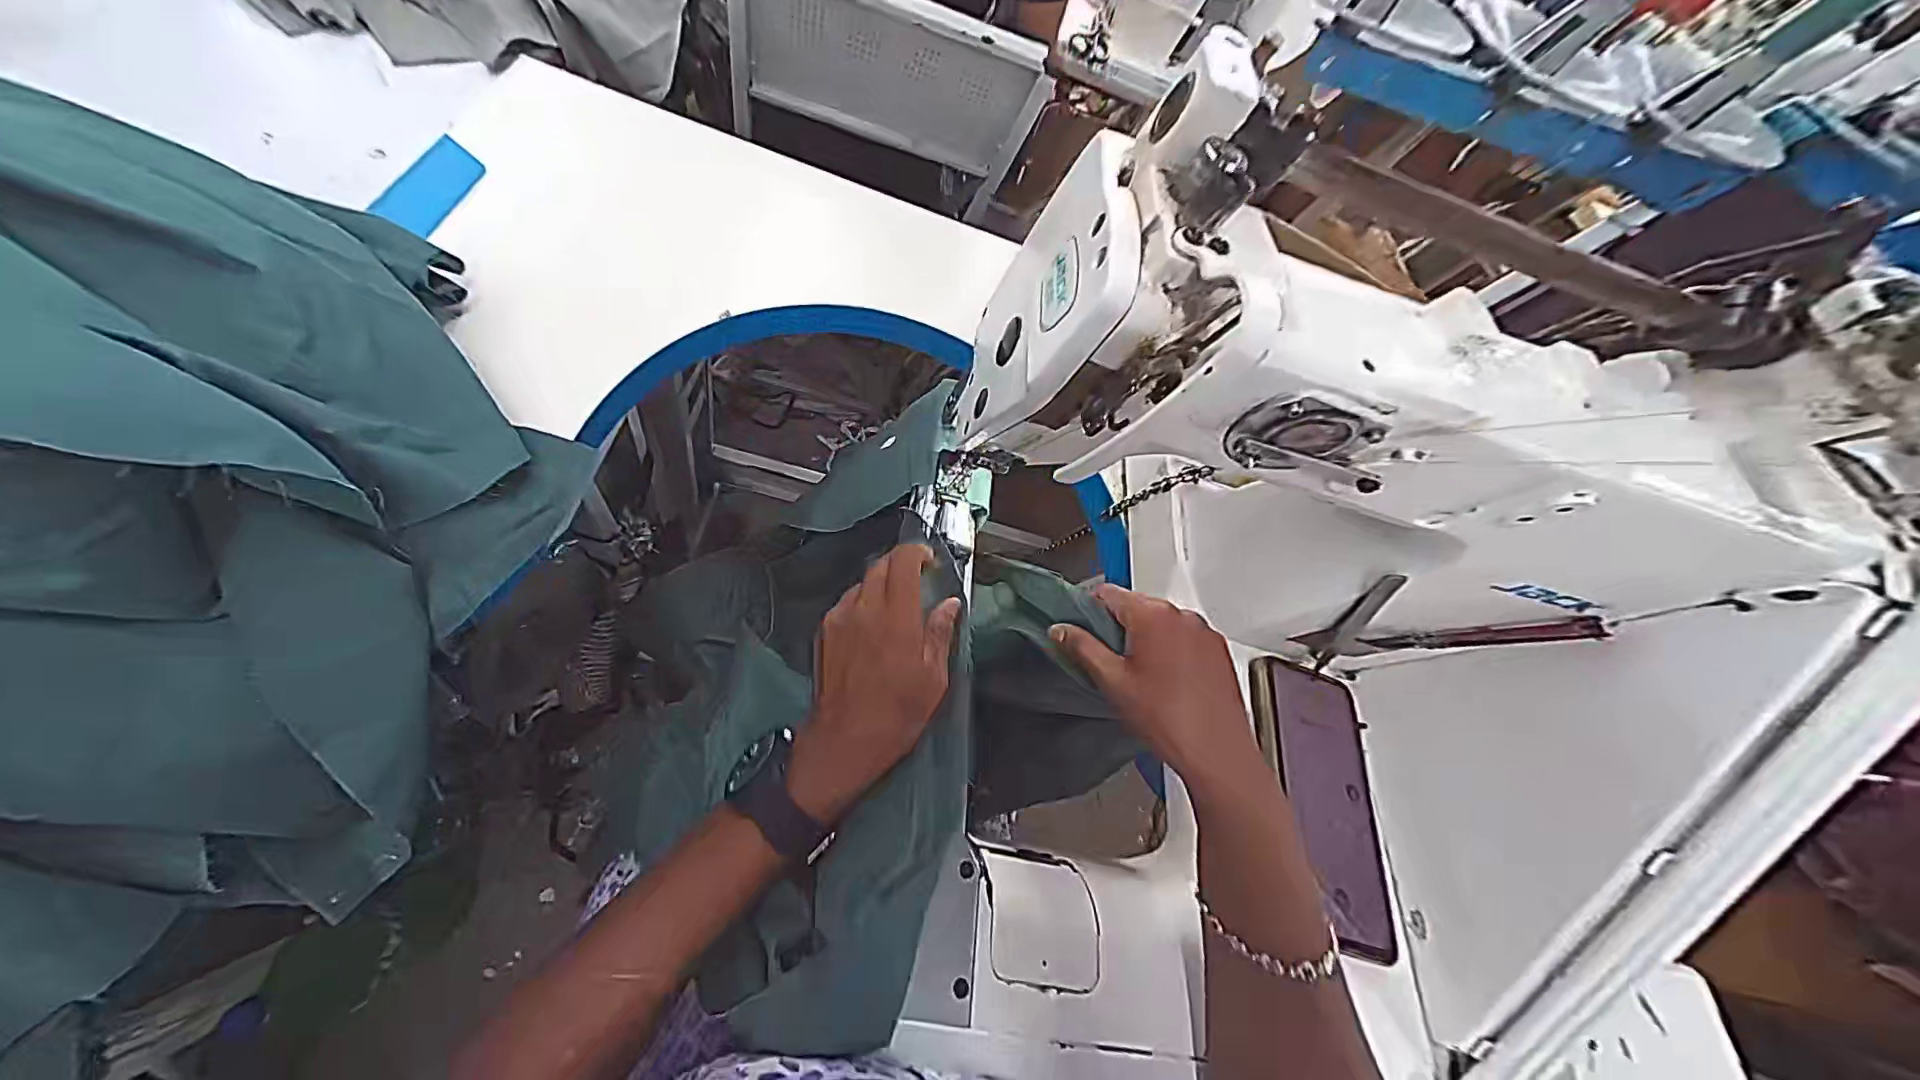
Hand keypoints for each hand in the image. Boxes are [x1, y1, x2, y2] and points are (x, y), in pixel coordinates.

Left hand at [787, 544, 962, 823]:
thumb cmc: (895, 714)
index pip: (902, 562)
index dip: (917, 552)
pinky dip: (862, 602)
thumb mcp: (933, 678)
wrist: (844, 740)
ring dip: (880, 584)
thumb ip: (940, 634)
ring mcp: (840, 619)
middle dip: (900, 565)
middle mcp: (864, 610)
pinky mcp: (824, 632)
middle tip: (917, 579)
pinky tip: (872, 624)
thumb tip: (949, 605)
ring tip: (895, 605)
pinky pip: (847, 602)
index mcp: (896, 618)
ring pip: (861, 583)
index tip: (929, 560)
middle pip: (880, 566)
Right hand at [1049, 585, 1258, 792]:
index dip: (1088, 611)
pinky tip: (1163, 681)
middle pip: (1136, 605)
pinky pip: (1184, 637)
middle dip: (1118, 628)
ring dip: (1145, 639)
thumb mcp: (1112, 681)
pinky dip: (1170, 650)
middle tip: (1108, 661)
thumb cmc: (1170, 721)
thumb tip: (1063, 631)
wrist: (1216, 752)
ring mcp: (1203, 632)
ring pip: (1161, 622)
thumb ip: (1082, 647)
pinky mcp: (1216, 649)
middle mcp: (1182, 616)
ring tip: (1139, 677)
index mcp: (1153, 616)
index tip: (1081, 629)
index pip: (1107, 593)